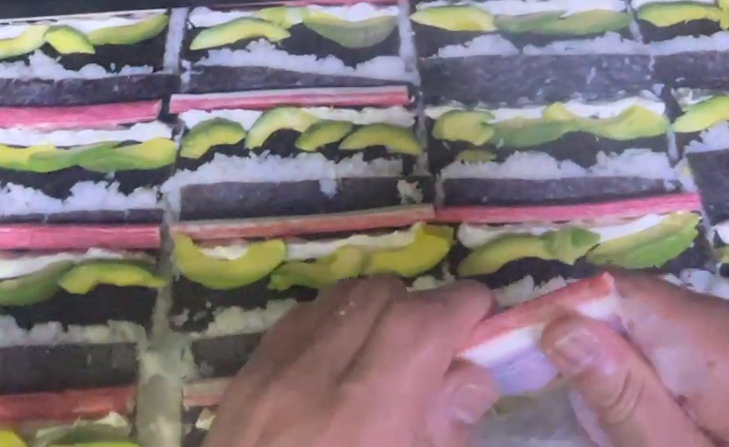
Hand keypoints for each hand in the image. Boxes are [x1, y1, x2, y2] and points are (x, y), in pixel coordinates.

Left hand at [205, 276, 500, 446]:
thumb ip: (446, 433)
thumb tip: (471, 374)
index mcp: (363, 418)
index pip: (421, 323)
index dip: (461, 305)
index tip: (483, 311)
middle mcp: (313, 378)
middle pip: (382, 296)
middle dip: (421, 306)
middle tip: (440, 341)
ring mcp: (271, 371)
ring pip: (340, 295)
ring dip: (378, 308)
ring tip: (392, 347)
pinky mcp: (245, 375)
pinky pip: (302, 316)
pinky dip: (334, 320)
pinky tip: (344, 356)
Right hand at [541, 271, 728, 446]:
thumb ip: (625, 400)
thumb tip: (557, 324)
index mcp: (723, 337)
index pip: (617, 291)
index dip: (565, 317)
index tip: (524, 359)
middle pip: (632, 308)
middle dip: (596, 354)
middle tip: (593, 426)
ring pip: (650, 329)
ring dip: (623, 373)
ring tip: (626, 436)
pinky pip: (679, 349)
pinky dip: (654, 381)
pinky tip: (662, 430)